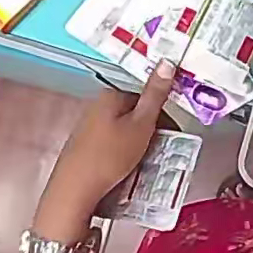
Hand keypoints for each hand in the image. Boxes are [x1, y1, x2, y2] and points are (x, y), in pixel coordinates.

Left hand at [35, 59, 177, 234]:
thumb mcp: (141, 125)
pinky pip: (112, 146)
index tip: (177, 134)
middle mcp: (96, 108)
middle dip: (153, 131)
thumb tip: (167, 62)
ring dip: (140, 145)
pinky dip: (125, 155)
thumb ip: (155, 95)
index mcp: (110, 96)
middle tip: (166, 151)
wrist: (75, 190)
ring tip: (150, 163)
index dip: (165, 115)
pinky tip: (129, 171)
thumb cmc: (110, 156)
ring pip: (124, 132)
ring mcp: (87, 129)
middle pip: (134, 115)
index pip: (145, 97)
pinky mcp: (83, 149)